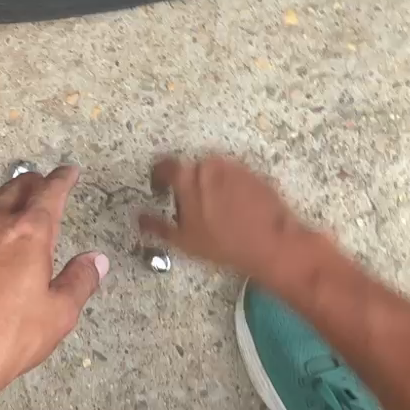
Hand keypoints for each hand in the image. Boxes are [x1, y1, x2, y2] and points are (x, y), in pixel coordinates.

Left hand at [0, 165, 107, 409]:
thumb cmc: (2, 338)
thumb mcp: (57, 315)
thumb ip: (79, 281)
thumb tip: (96, 261)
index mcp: (27, 233)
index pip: (50, 193)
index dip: (62, 179)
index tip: (68, 172)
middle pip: (14, 190)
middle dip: (31, 183)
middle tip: (41, 183)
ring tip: (7, 213)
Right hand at [138, 154, 331, 290]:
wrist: (271, 244)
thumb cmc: (223, 243)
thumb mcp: (182, 240)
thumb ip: (156, 225)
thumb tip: (139, 218)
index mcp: (187, 177)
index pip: (163, 166)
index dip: (158, 178)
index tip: (159, 189)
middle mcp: (209, 164)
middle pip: (190, 169)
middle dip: (187, 184)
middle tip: (190, 207)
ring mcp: (234, 167)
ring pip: (213, 171)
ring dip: (209, 184)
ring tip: (214, 210)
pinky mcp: (253, 173)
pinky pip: (234, 176)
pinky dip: (229, 187)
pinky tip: (234, 208)